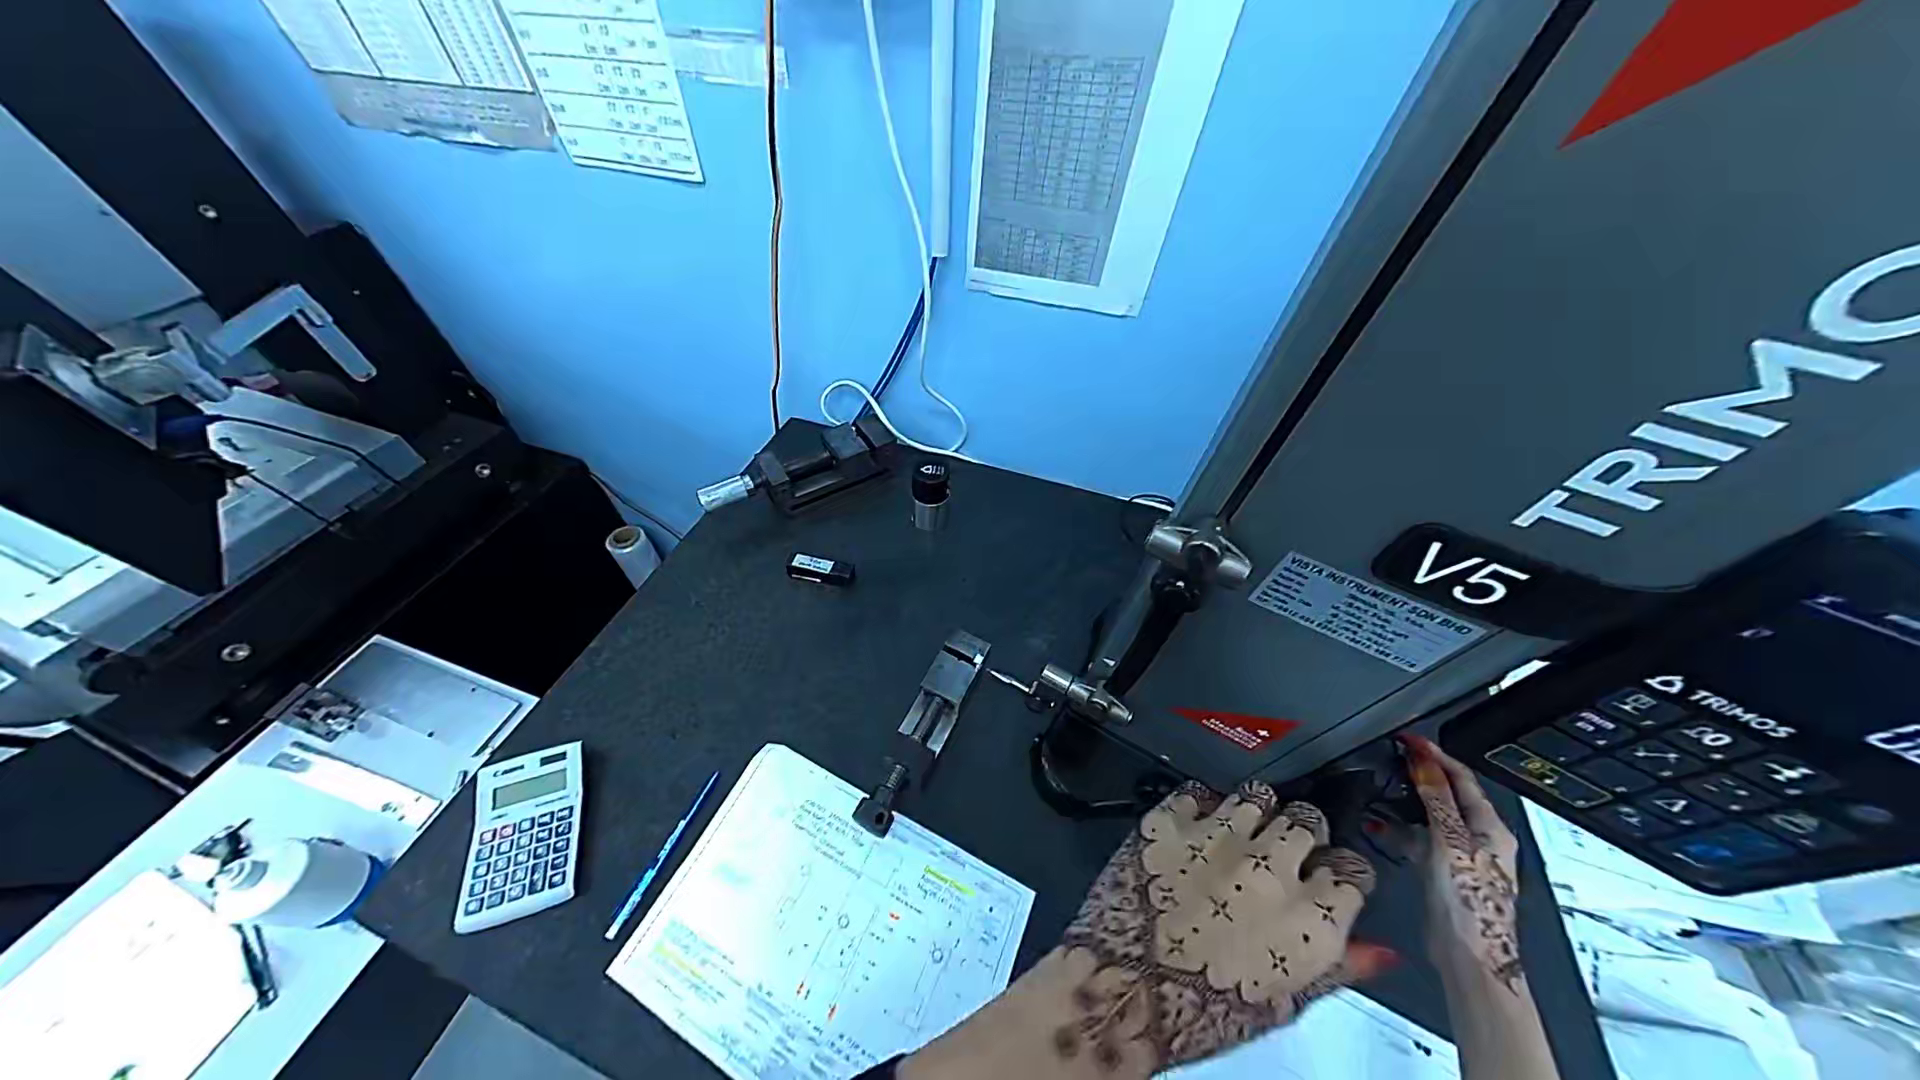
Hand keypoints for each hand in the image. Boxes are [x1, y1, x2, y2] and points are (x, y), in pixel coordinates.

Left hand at [1053, 780, 1386, 1069]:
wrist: (1124, 987)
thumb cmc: (1206, 1011)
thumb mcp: (1284, 1002)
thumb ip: (1338, 968)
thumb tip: (1381, 950)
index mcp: (1311, 917)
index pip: (1352, 869)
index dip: (1340, 871)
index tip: (1326, 874)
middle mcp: (1272, 865)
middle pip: (1306, 820)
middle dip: (1300, 832)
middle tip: (1279, 848)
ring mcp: (1218, 834)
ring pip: (1256, 795)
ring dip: (1254, 810)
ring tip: (1239, 830)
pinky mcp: (1171, 818)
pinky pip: (1198, 790)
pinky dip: (1201, 803)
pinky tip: (1195, 823)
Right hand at [1401, 734, 1523, 993]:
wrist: (1468, 955)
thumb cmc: (1468, 901)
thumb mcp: (1449, 842)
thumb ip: (1436, 800)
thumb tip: (1423, 762)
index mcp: (1490, 828)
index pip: (1462, 778)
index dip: (1435, 755)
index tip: (1408, 739)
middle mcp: (1479, 838)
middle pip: (1447, 794)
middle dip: (1419, 774)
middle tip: (1392, 757)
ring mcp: (1460, 855)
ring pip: (1430, 814)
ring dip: (1406, 799)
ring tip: (1380, 786)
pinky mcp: (1443, 870)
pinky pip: (1418, 836)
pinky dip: (1398, 826)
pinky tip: (1377, 824)